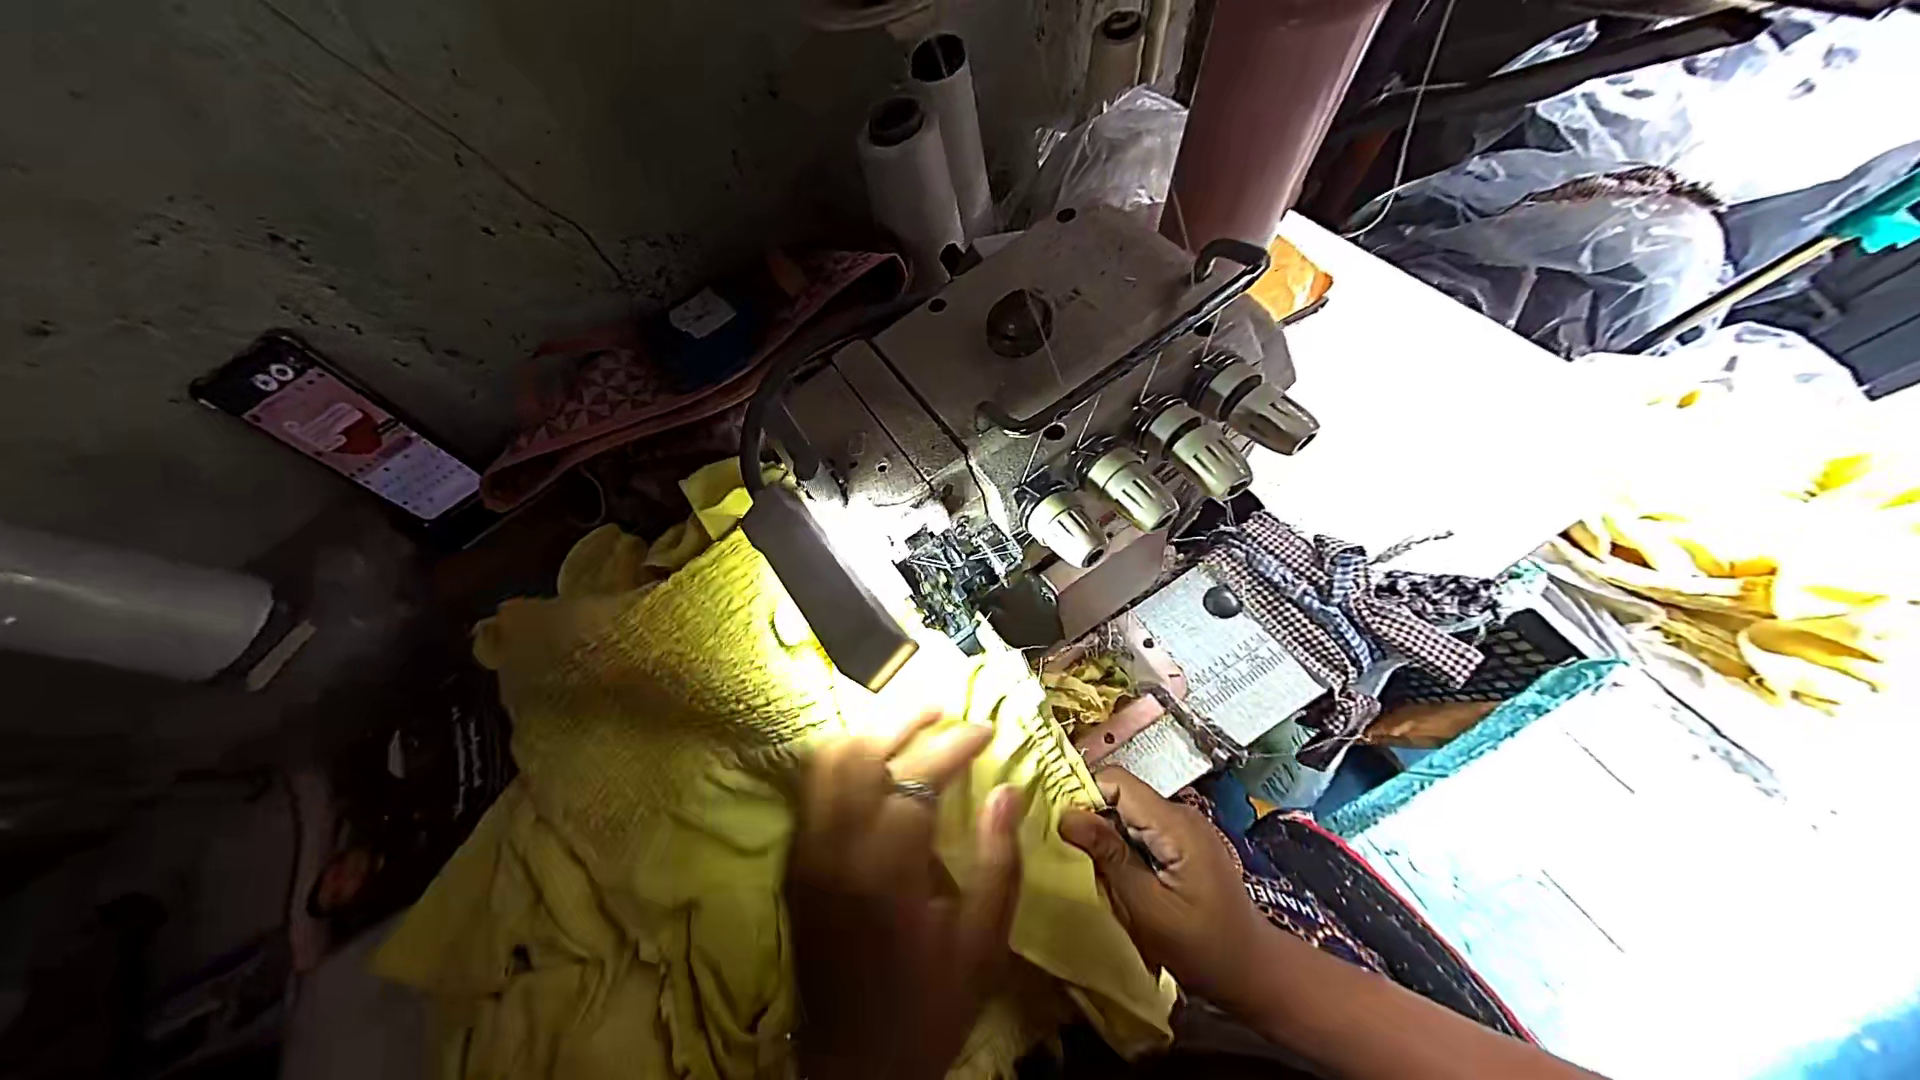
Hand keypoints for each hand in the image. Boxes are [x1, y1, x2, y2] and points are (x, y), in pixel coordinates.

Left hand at [787, 711, 1023, 1079]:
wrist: (855, 1065)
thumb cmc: (929, 1006)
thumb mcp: (983, 943)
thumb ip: (998, 860)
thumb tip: (1009, 791)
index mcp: (888, 869)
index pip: (918, 776)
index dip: (956, 744)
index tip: (985, 730)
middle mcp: (838, 849)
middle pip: (864, 754)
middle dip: (907, 721)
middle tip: (944, 711)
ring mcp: (808, 854)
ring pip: (829, 762)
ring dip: (872, 735)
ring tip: (910, 728)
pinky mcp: (795, 864)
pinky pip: (812, 789)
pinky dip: (845, 761)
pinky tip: (873, 762)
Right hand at [1058, 767, 1268, 1008]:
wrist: (1255, 974)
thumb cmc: (1203, 948)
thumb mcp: (1148, 909)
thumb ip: (1109, 857)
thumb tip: (1066, 815)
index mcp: (1175, 824)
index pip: (1117, 781)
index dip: (1084, 794)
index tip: (1059, 825)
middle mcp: (1180, 814)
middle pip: (1121, 794)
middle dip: (1091, 816)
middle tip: (1067, 849)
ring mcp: (1184, 828)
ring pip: (1128, 813)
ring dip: (1105, 834)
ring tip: (1086, 864)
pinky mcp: (1182, 843)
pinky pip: (1142, 829)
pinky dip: (1122, 846)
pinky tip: (1113, 873)